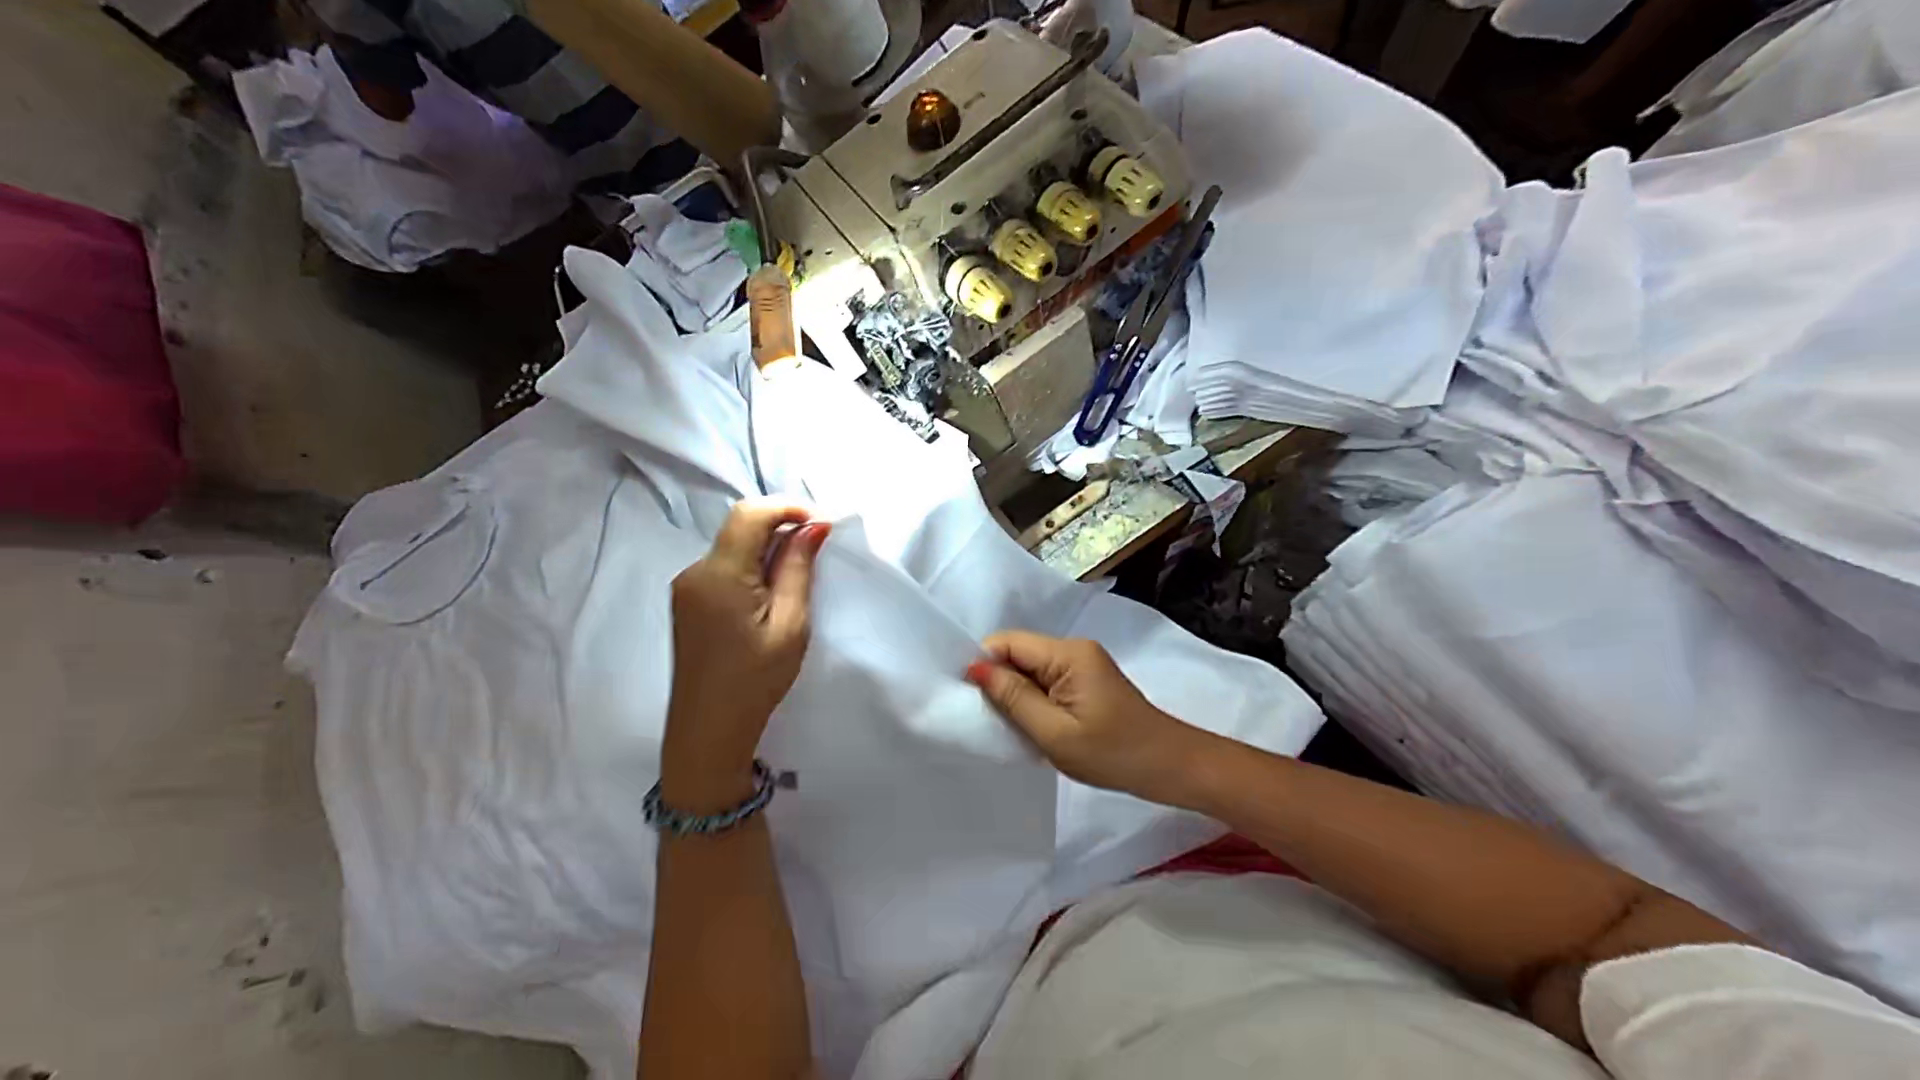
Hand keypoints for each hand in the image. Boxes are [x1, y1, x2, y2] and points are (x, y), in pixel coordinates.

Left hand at [663, 499, 829, 811]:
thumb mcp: (790, 624)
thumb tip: (814, 526)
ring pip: (732, 546)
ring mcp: (686, 587)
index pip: (750, 513)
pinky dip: (751, 567)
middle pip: (740, 526)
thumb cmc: (756, 681)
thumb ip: (798, 568)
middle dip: (780, 526)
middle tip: (816, 549)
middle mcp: (695, 571)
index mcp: (719, 574)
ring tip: (797, 576)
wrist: (708, 731)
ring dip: (766, 548)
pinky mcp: (687, 602)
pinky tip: (770, 593)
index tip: (821, 524)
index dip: (787, 507)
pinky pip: (723, 567)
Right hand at [966, 631, 1216, 807]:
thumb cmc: (1113, 754)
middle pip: (1019, 653)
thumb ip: (1013, 698)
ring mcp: (1083, 664)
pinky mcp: (1087, 681)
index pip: (1008, 642)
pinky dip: (1035, 701)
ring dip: (1017, 695)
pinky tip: (1034, 726)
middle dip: (1000, 682)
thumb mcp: (1055, 733)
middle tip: (992, 720)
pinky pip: (1047, 681)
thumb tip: (976, 668)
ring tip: (1013, 726)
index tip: (972, 700)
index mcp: (1068, 654)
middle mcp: (1074, 649)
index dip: (984, 665)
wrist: (1170, 768)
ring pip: (1031, 669)